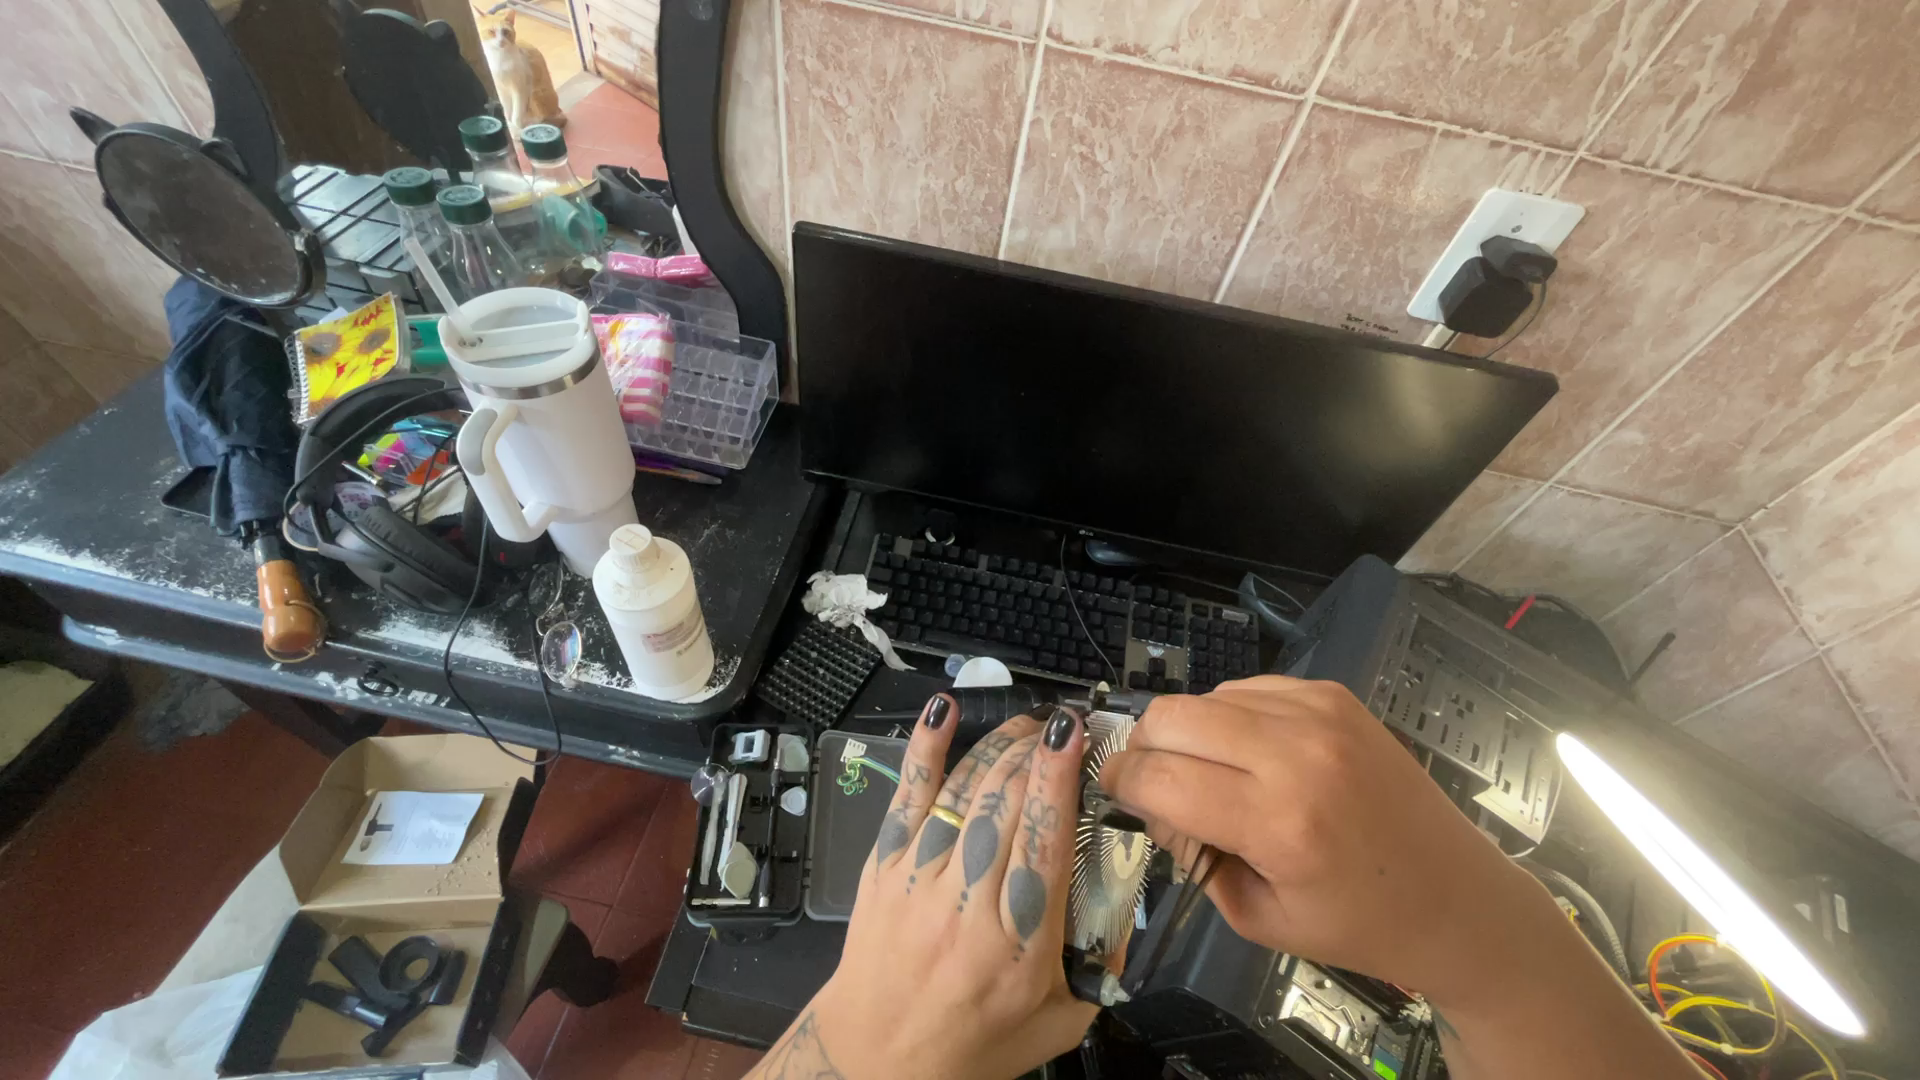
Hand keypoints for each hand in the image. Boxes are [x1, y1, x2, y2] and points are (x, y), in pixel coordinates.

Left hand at [748, 696, 1095, 1079]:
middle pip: (1006, 801)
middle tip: (1061, 725)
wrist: (876, 1057)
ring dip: (999, 744)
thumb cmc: (978, 1040)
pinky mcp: (884, 862)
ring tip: (1027, 723)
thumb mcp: (1062, 1019)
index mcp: (1020, 941)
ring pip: (965, 789)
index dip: (1059, 776)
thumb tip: (1125, 881)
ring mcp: (918, 874)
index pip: (1043, 839)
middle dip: (1037, 749)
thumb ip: (1104, 956)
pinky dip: (927, 746)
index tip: (1075, 733)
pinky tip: (942, 710)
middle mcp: (968, 900)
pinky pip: (908, 793)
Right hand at [1097, 676, 1536, 1001]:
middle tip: (1155, 780)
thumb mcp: (1255, 915)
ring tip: (1214, 771)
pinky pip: (1242, 688)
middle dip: (1144, 748)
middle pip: (1169, 716)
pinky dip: (1228, 717)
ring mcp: (1317, 713)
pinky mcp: (1331, 693)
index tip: (1115, 790)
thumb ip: (1188, 852)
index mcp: (1279, 823)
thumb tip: (1150, 797)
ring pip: (1201, 696)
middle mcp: (1297, 753)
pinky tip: (1253, 753)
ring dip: (1187, 731)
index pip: (1159, 777)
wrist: (1460, 898)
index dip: (1121, 781)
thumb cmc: (1357, 924)